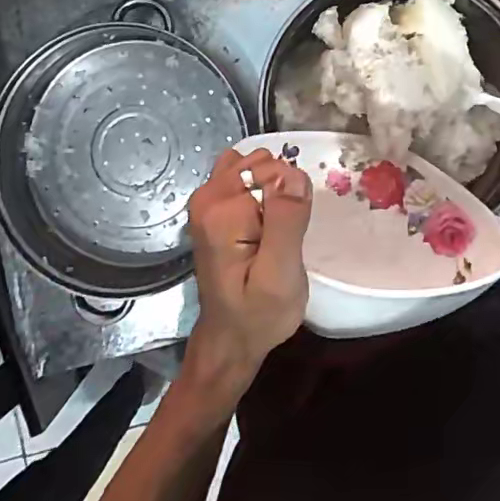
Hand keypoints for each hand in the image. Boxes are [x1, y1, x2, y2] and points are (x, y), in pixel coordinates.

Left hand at [180, 148, 311, 404]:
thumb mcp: (280, 275)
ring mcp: (207, 197)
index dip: (291, 198)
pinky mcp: (214, 203)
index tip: (286, 234)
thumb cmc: (258, 314)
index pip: (273, 170)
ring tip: (272, 231)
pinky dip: (262, 191)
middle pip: (263, 163)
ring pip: (257, 166)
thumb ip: (286, 221)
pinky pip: (247, 174)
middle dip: (281, 192)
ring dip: (273, 192)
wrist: (232, 337)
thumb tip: (292, 172)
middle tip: (280, 237)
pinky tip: (263, 222)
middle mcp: (207, 195)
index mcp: (221, 210)